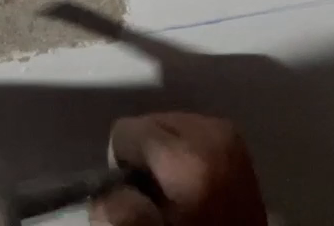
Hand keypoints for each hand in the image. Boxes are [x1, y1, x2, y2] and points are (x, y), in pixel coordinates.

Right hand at [92, 113, 267, 225]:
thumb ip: (124, 212)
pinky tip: (194, 177)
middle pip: (148, 121)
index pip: (126, 130)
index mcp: (187, 158)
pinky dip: (183, 147)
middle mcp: (208, 131)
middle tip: (158, 193)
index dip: (123, 163)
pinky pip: (189, 126)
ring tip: (178, 186)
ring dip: (164, 149)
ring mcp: (224, 130)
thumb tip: (101, 194)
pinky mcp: (232, 134)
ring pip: (168, 121)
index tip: (137, 192)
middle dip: (146, 153)